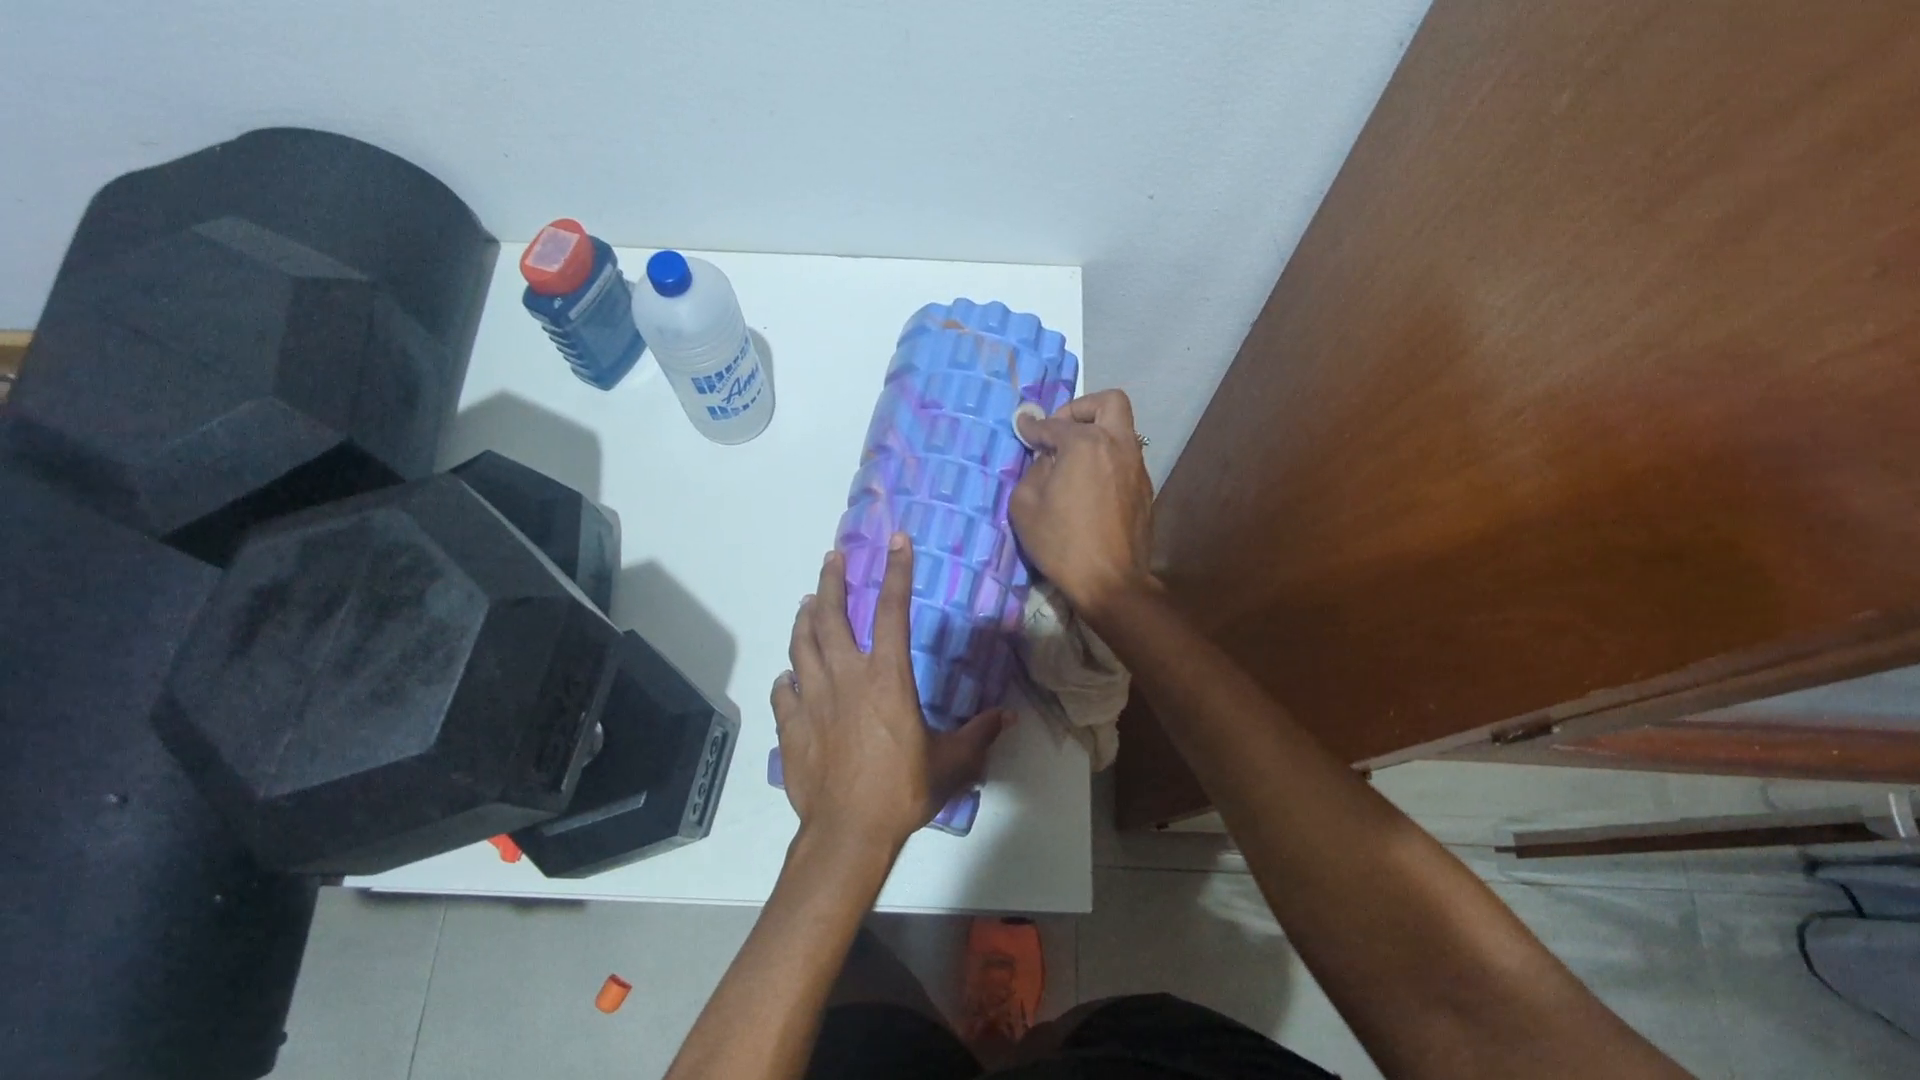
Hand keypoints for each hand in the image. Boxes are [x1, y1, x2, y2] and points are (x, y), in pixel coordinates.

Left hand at [771, 533, 1012, 848]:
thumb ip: (978, 735)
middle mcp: (846, 676)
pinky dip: (786, 677)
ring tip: (806, 601)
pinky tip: (788, 674)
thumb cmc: (904, 790)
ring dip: (805, 618)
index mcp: (886, 677)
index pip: (891, 610)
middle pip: (831, 615)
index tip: (896, 541)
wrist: (849, 831)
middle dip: (831, 581)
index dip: (896, 572)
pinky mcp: (791, 725)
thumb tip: (1007, 717)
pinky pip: (783, 690)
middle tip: (832, 558)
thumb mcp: (951, 762)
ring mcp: (812, 699)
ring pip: (802, 644)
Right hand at [1010, 389, 1155, 615]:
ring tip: (1072, 461)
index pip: (1055, 424)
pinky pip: (1125, 459)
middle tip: (1061, 430)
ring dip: (1097, 435)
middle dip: (1081, 409)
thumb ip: (1033, 470)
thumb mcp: (1025, 505)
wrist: (1110, 581)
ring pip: (1122, 430)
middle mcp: (1118, 445)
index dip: (1034, 427)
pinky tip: (1088, 486)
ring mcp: (1137, 467)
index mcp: (1086, 444)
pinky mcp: (1145, 490)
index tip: (1024, 428)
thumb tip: (1046, 458)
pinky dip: (1106, 460)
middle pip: (1109, 402)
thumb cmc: (1061, 543)